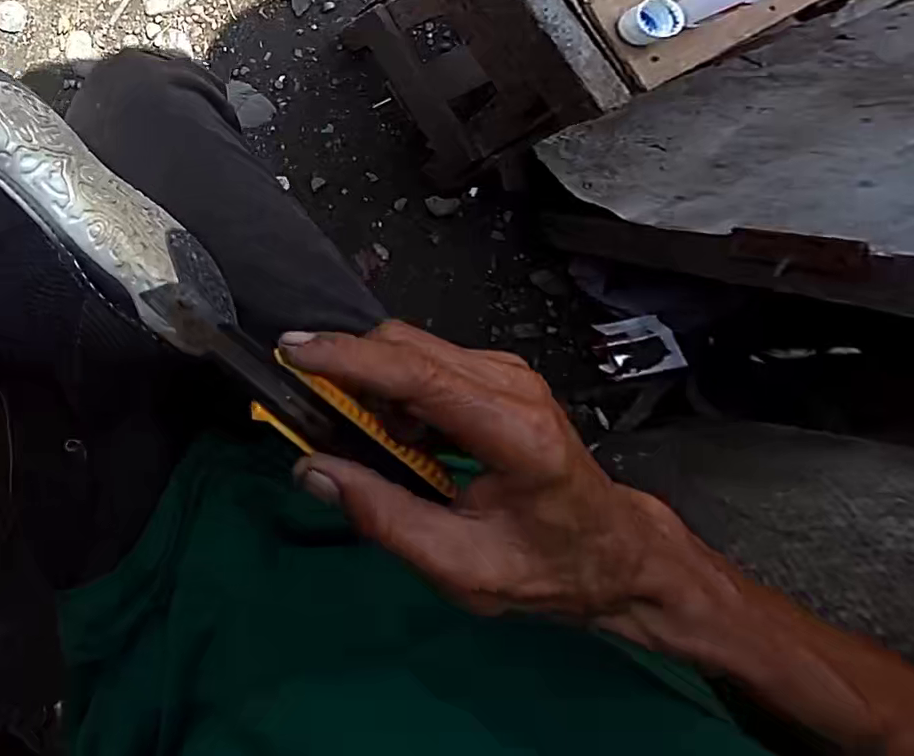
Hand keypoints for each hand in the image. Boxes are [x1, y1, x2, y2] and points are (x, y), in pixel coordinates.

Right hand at [285, 324, 913, 754]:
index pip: (415, 374)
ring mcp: (507, 371)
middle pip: (403, 345)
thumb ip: (382, 517)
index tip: (292, 349)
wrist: (621, 553)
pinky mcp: (497, 371)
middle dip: (350, 369)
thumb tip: (311, 468)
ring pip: (409, 346)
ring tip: (385, 443)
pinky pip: (423, 358)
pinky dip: (394, 386)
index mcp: (512, 433)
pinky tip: (408, 434)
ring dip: (373, 383)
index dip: (347, 357)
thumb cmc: (549, 568)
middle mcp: (510, 383)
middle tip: (327, 416)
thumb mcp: (462, 568)